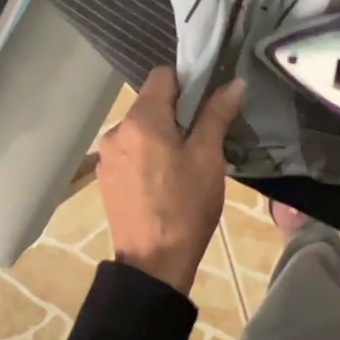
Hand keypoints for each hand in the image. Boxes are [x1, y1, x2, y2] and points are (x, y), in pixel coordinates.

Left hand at [97, 68, 245, 292]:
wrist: (153, 264)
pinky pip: (131, 152)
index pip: (163, 75)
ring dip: (162, 135)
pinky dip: (148, 156)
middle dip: (177, 113)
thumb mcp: (208, 157)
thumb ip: (217, 114)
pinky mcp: (105, 179)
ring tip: (185, 164)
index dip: (188, 83)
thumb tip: (233, 82)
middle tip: (203, 138)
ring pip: (140, 129)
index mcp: (140, 119)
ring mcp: (106, 157)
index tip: (208, 105)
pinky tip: (165, 181)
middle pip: (150, 103)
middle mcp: (116, 130)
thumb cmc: (185, 206)